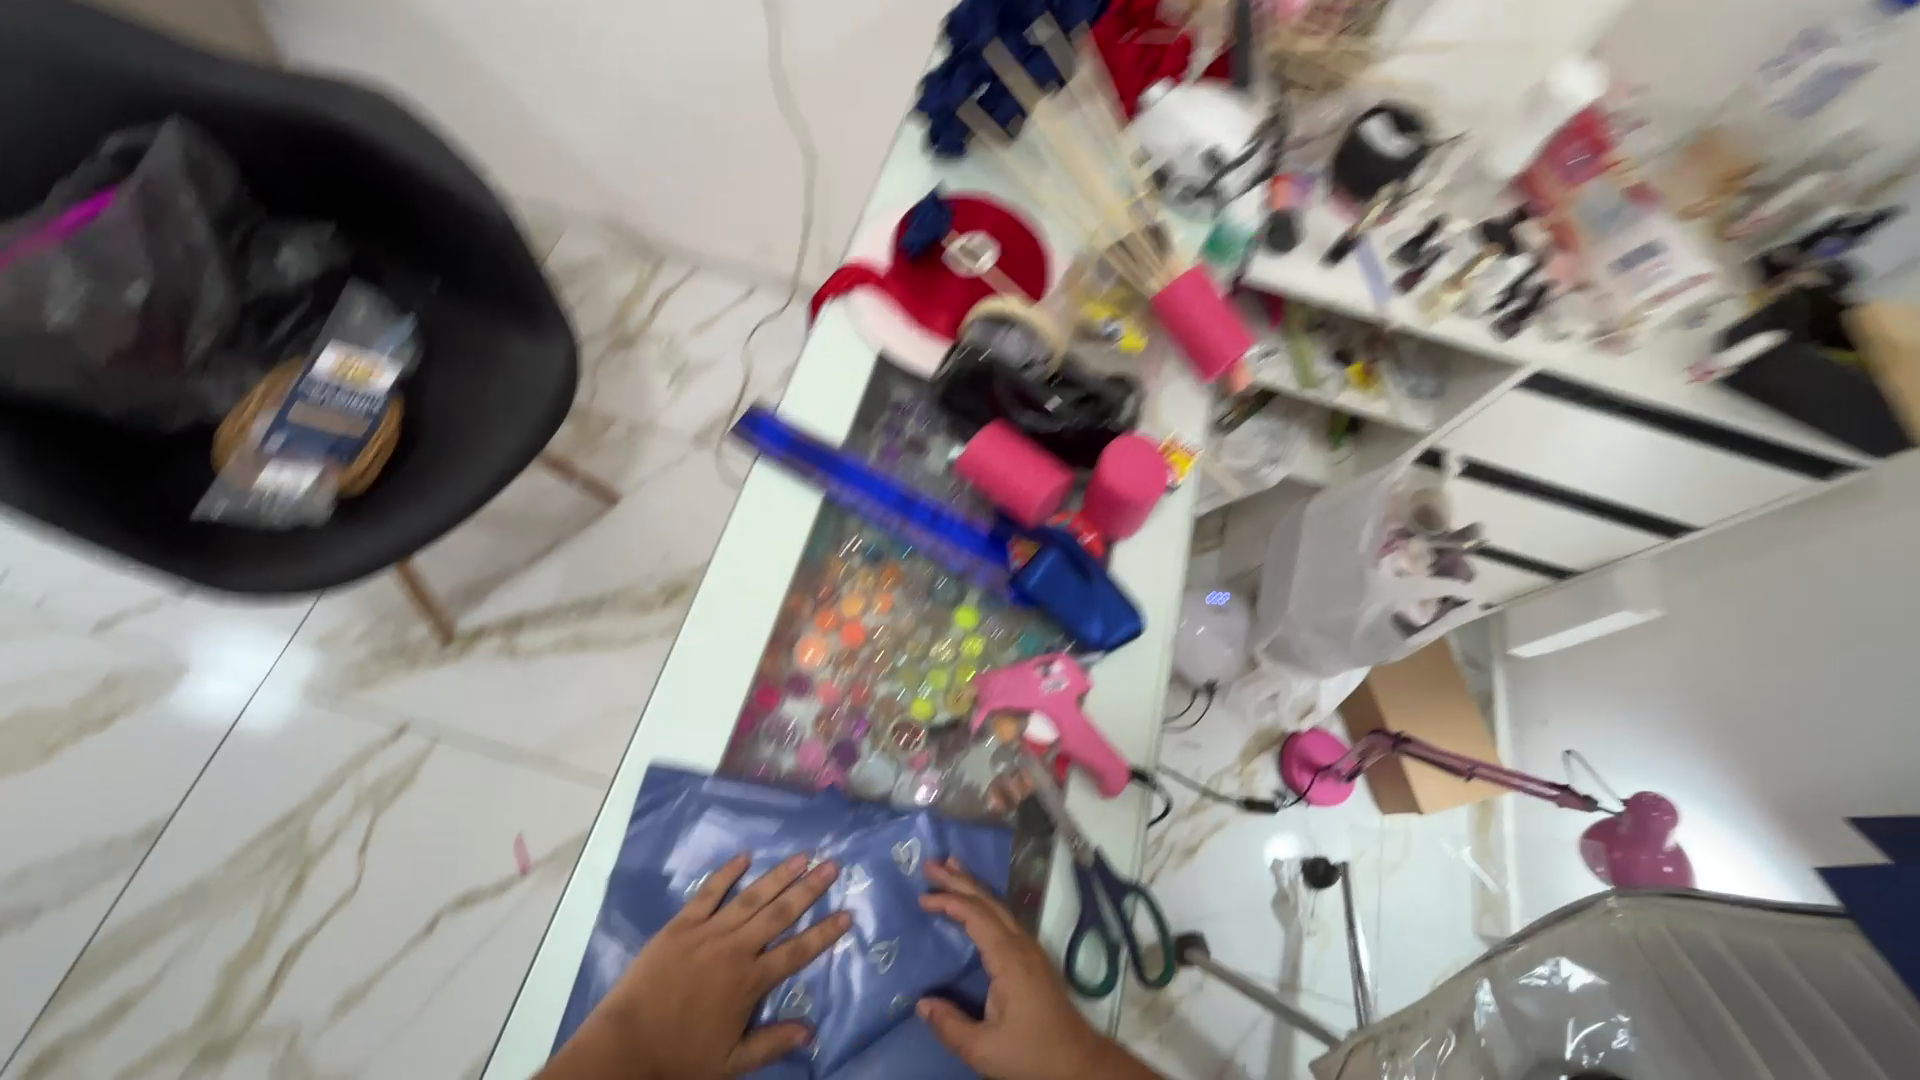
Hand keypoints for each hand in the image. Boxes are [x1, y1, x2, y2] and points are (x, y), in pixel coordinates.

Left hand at [543, 852, 851, 1079]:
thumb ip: (771, 1044)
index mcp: (750, 982)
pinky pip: (708, 894)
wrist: (623, 1050)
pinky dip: (726, 874)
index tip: (848, 913)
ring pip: (751, 897)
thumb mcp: (730, 1063)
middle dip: (809, 889)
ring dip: (778, 875)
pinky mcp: (681, 926)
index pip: (797, 952)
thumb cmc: (678, 1059)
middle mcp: (735, 950)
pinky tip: (744, 857)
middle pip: (780, 913)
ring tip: (802, 855)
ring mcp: (707, 933)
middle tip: (832, 865)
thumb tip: (810, 1031)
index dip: (824, 933)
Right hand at [916, 858, 1159, 1079]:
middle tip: (931, 864)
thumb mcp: (985, 1049)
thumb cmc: (1033, 1054)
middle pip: (988, 901)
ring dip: (973, 887)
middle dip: (959, 880)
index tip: (923, 896)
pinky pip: (1005, 919)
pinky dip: (984, 904)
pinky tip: (976, 906)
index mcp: (1009, 958)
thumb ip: (951, 1026)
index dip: (949, 901)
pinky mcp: (1033, 959)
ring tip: (951, 869)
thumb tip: (922, 1003)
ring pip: (999, 907)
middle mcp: (1022, 944)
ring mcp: (1031, 949)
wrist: (1079, 1064)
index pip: (976, 915)